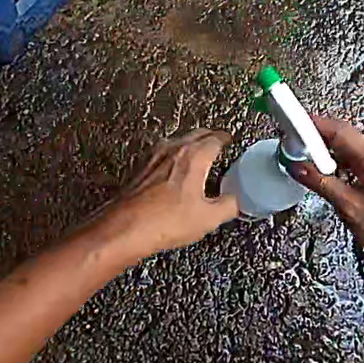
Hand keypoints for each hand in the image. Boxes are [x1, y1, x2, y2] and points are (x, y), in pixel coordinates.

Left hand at [90, 129, 240, 260]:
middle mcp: (173, 151)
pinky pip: (162, 154)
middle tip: (217, 141)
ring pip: (177, 142)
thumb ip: (229, 206)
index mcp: (194, 156)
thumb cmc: (164, 220)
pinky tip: (173, 169)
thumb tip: (236, 201)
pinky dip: (173, 155)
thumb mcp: (209, 218)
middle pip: (195, 135)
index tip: (229, 139)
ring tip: (197, 153)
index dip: (225, 138)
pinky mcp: (141, 169)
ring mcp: (154, 157)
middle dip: (208, 136)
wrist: (127, 227)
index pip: (215, 138)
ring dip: (189, 144)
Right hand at [289, 117, 363, 283]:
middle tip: (293, 141)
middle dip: (316, 136)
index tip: (294, 124)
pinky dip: (338, 161)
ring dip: (326, 150)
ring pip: (350, 148)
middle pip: (344, 135)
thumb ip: (321, 183)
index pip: (339, 131)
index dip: (313, 125)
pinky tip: (325, 171)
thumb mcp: (349, 208)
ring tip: (304, 156)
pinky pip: (356, 160)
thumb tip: (299, 168)